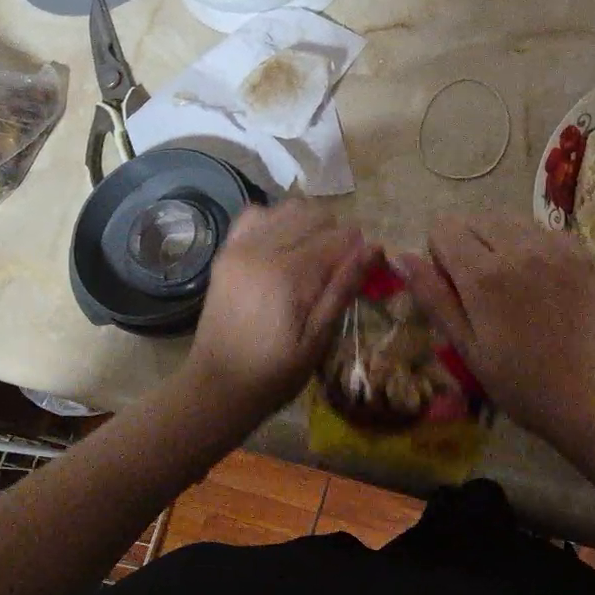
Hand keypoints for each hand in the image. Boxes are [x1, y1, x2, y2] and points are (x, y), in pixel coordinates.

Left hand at [183, 201, 377, 416]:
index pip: (342, 236)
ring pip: (290, 208)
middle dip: (337, 236)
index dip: (360, 252)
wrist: (218, 386)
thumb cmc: (275, 371)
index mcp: (289, 274)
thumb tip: (376, 248)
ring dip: (309, 225)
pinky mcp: (227, 250)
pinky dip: (277, 222)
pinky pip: (257, 214)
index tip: (362, 275)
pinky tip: (283, 248)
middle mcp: (263, 248)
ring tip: (312, 257)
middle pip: (318, 215)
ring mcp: (240, 246)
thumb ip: (344, 288)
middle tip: (337, 270)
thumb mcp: (318, 338)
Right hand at [394, 214, 594, 444]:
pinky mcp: (586, 253)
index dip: (439, 255)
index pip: (444, 228)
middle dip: (468, 243)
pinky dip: (535, 247)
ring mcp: (560, 247)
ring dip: (501, 241)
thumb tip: (400, 256)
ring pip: (512, 220)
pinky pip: (546, 232)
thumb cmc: (527, 387)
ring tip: (514, 286)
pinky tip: (545, 286)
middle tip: (482, 290)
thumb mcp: (469, 350)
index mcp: (485, 275)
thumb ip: (434, 298)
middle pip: (476, 218)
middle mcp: (522, 248)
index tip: (453, 288)